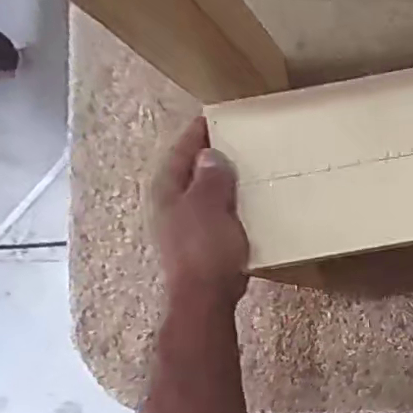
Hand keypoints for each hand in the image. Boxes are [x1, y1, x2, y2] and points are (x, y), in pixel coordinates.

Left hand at [152, 116, 249, 308]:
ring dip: (220, 181)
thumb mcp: (210, 207)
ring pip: (201, 192)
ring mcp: (183, 225)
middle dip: (208, 157)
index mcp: (167, 191)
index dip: (197, 134)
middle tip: (236, 142)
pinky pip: (214, 211)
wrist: (205, 296)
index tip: (217, 117)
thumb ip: (211, 179)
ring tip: (245, 171)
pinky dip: (228, 202)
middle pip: (188, 171)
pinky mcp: (200, 242)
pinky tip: (245, 206)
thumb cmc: (205, 249)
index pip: (181, 152)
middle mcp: (169, 205)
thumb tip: (210, 155)